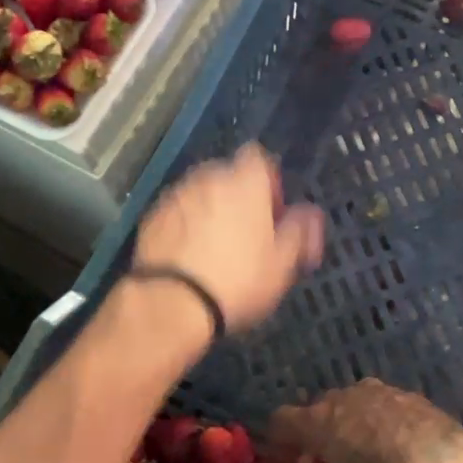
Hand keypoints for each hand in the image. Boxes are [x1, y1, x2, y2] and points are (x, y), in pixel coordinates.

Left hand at [132, 144, 324, 332]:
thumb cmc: (237, 281)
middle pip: (228, 175)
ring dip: (210, 210)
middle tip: (247, 234)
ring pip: (200, 193)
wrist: (172, 304)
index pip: (259, 158)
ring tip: (215, 248)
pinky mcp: (152, 215)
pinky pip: (177, 212)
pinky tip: (189, 255)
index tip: (271, 211)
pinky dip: (185, 224)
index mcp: (245, 181)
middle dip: (238, 197)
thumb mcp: (283, 263)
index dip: (268, 181)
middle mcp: (208, 177)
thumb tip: (311, 214)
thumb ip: (301, 229)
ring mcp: (176, 195)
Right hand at [270, 379, 462, 462]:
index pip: (281, 422)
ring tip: (365, 458)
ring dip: (350, 427)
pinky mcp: (412, 396)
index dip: (279, 445)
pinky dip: (380, 424)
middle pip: (318, 411)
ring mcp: (381, 391)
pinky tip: (397, 450)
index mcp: (318, 421)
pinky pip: (383, 407)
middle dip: (317, 436)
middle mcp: (344, 396)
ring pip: (352, 405)